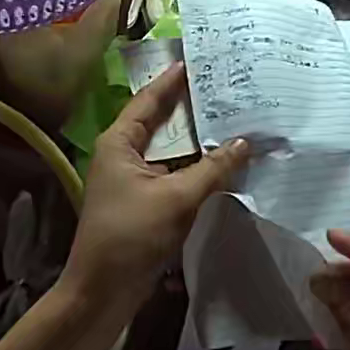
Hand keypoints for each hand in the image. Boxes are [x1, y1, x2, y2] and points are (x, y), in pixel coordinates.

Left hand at [64, 62, 249, 301]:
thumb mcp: (175, 198)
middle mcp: (124, 154)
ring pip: (172, 151)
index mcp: (119, 142)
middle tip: (228, 88)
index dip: (173, 80)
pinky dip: (198, 169)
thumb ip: (212, 169)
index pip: (149, 100)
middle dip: (194, 109)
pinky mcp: (146, 202)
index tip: (199, 60)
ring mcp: (135, 179)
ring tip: (235, 120)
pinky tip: (226, 162)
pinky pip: (175, 175)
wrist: (103, 290)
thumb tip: (246, 142)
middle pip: (162, 123)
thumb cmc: (131, 235)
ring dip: (200, 142)